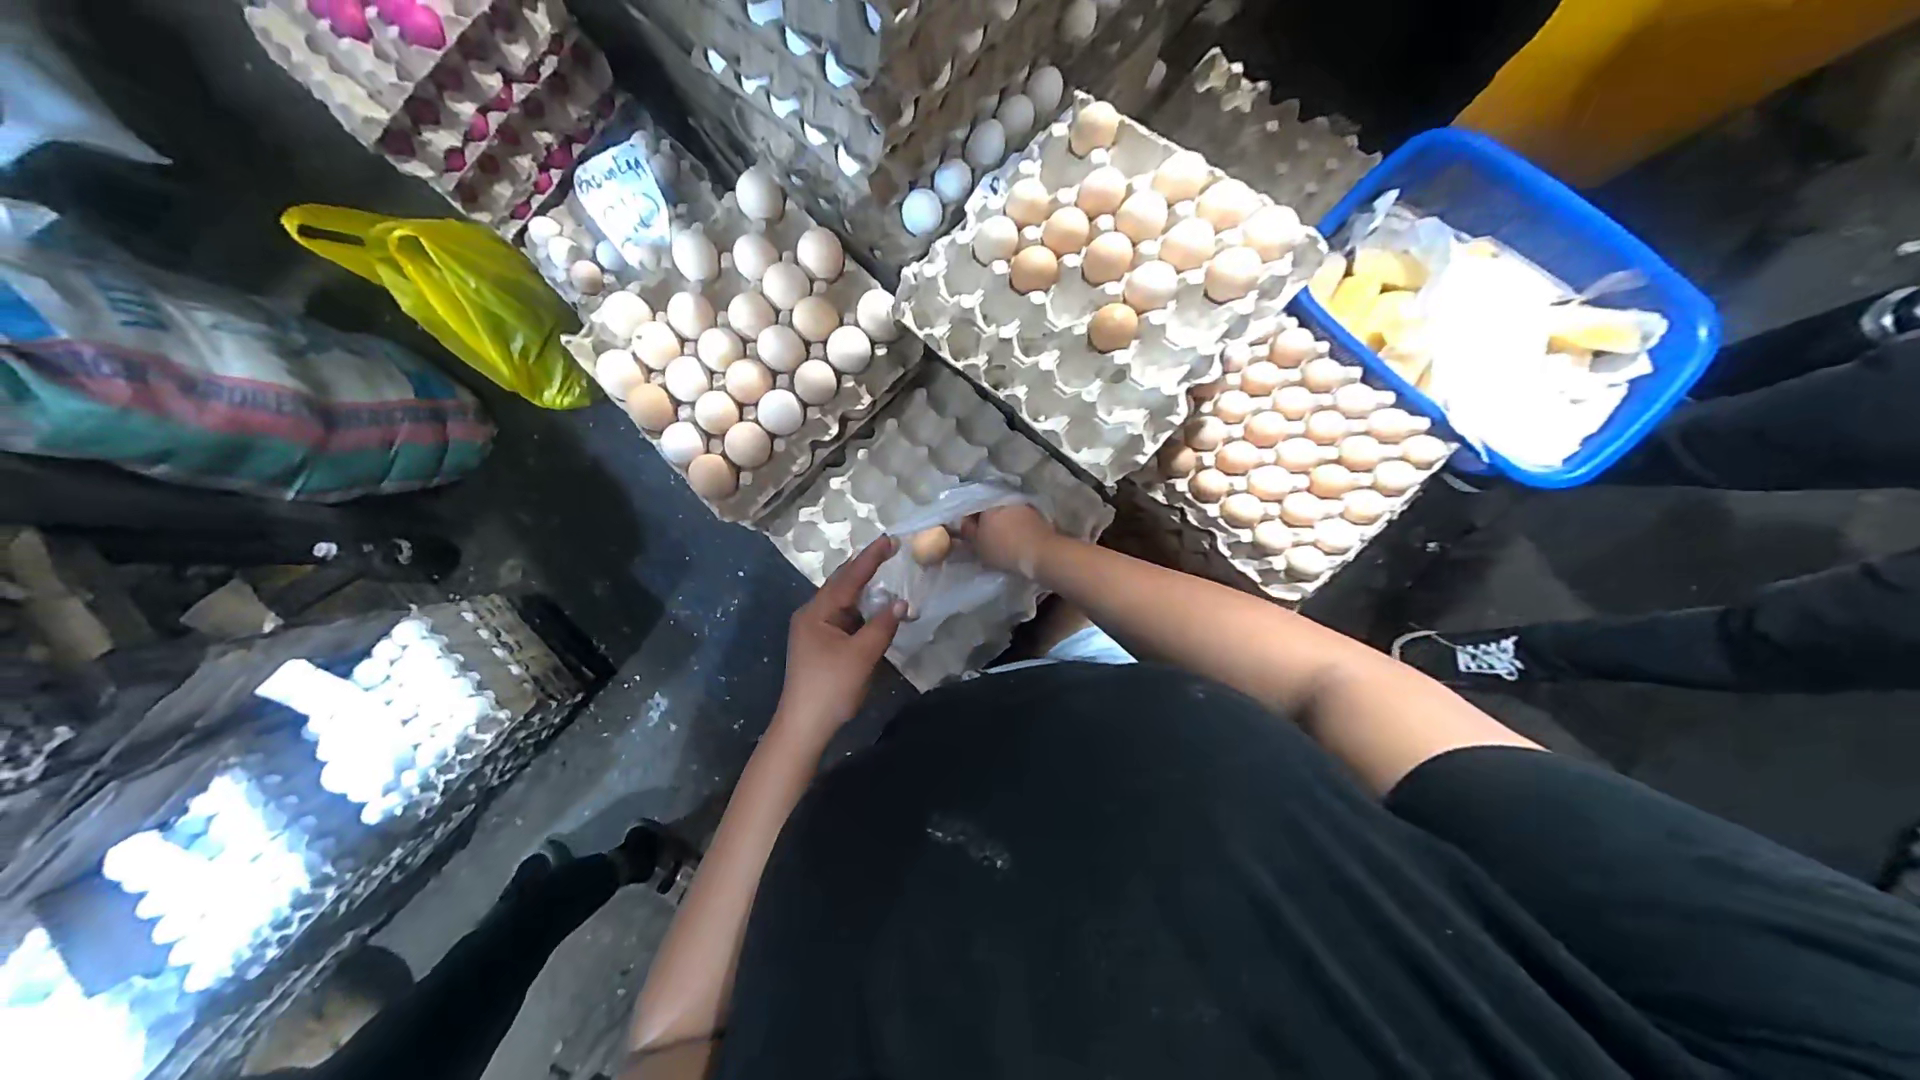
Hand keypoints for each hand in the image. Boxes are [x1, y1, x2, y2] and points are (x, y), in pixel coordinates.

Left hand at [777, 536, 905, 740]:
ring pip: (843, 602)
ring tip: (885, 572)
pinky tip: (874, 609)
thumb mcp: (862, 655)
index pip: (848, 578)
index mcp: (817, 612)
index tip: (889, 539)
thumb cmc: (831, 687)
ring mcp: (813, 631)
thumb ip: (883, 625)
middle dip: (865, 568)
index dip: (871, 558)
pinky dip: (861, 610)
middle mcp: (811, 615)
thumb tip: (901, 602)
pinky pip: (843, 618)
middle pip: (841, 585)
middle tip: (889, 550)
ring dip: (864, 590)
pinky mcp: (819, 645)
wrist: (804, 726)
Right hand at [961, 504, 1059, 577]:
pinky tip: (1017, 536)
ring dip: (1004, 521)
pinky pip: (1021, 518)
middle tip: (986, 535)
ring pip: (1007, 512)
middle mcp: (1005, 500)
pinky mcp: (1038, 515)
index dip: (969, 520)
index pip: (972, 508)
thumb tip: (964, 523)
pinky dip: (1017, 525)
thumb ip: (968, 532)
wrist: (1041, 553)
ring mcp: (1023, 506)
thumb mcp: (978, 545)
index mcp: (988, 505)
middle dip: (987, 519)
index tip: (969, 532)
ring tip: (1003, 537)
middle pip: (991, 508)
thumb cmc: (1004, 549)